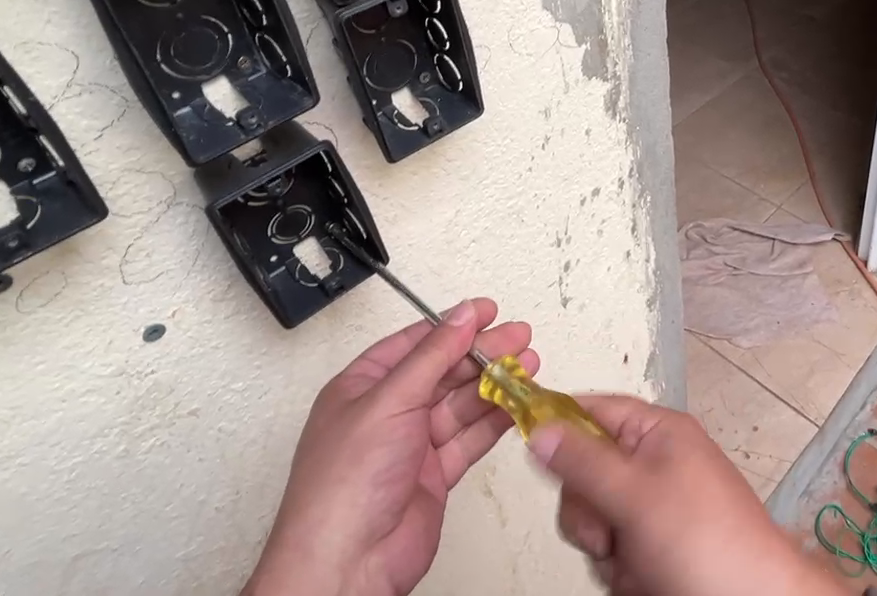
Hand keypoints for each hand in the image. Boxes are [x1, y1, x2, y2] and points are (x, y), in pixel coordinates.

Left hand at [243, 299, 536, 595]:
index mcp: (363, 387)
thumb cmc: (344, 484)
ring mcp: (412, 445)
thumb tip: (462, 315)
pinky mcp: (435, 474)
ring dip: (496, 384)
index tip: (488, 311)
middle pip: (444, 371)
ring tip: (531, 365)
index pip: (415, 343)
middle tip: (520, 337)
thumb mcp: (390, 401)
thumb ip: (433, 356)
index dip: (453, 324)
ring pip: (462, 404)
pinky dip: (495, 420)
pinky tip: (518, 404)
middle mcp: (387, 412)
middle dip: (483, 353)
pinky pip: (471, 438)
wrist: (347, 566)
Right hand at [529, 395, 847, 595]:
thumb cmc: (707, 540)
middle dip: (588, 509)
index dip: (561, 422)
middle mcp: (652, 464)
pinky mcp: (650, 547)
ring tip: (637, 561)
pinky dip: (618, 570)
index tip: (529, 441)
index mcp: (657, 433)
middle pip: (584, 470)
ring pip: (591, 516)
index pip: (595, 410)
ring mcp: (650, 508)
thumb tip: (541, 428)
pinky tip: (644, 580)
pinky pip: (608, 550)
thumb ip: (583, 461)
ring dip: (603, 546)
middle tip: (608, 528)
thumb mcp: (636, 493)